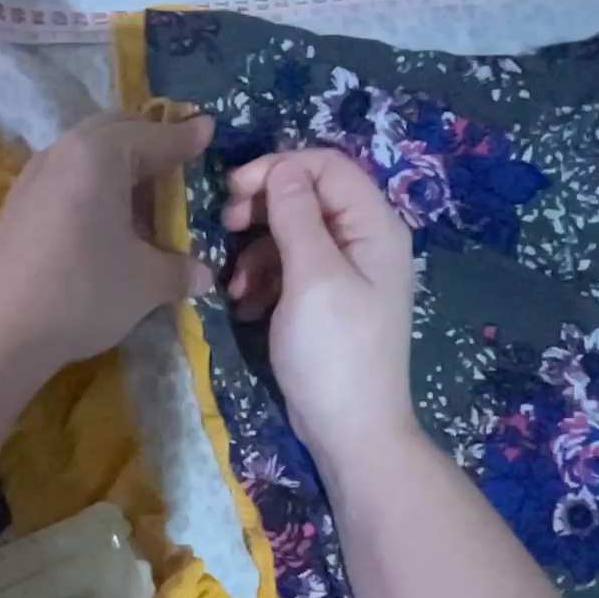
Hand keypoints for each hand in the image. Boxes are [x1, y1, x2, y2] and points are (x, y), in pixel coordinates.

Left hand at [0, 112, 215, 371]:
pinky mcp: (16, 210)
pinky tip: (102, 221)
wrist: (6, 333)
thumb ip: (178, 271)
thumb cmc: (84, 292)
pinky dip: (90, 190)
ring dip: (116, 168)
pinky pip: (64, 182)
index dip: (185, 138)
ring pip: (84, 157)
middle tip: (174, 160)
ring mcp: (32, 179)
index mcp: (99, 154)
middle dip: (147, 142)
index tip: (208, 131)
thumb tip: (203, 275)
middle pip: (113, 133)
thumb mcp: (146, 283)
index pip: (154, 137)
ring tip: (141, 195)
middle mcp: (62, 153)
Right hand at [223, 149, 416, 459]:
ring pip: (294, 237)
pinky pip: (292, 272)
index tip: (231, 192)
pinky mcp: (326, 304)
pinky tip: (246, 307)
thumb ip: (296, 216)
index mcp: (374, 226)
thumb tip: (281, 170)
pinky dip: (265, 281)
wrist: (350, 430)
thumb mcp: (312, 278)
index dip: (278, 169)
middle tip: (225, 230)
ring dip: (257, 253)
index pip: (327, 167)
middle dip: (263, 210)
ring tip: (235, 288)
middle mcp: (365, 242)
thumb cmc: (333, 353)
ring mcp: (347, 275)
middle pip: (309, 199)